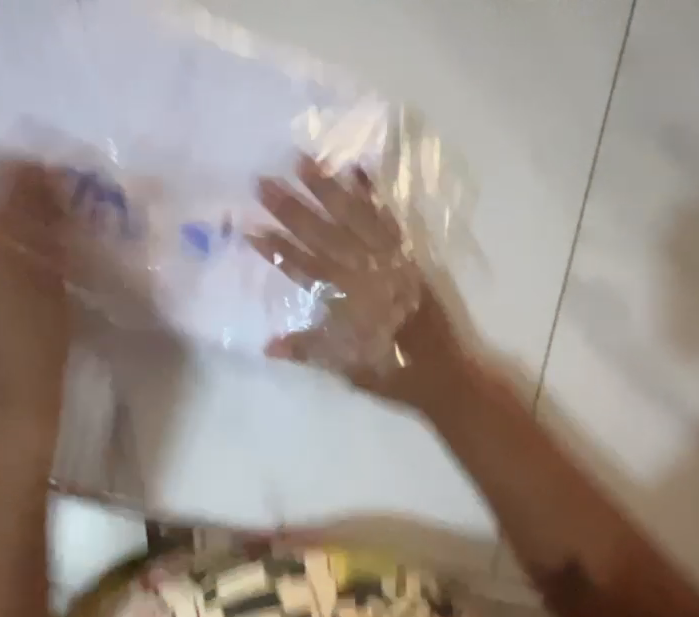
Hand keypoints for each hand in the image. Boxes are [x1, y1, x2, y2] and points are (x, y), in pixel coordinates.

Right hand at [249, 156, 463, 408]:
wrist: (448, 373)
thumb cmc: (394, 374)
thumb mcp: (347, 369)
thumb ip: (309, 350)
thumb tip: (268, 345)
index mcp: (345, 303)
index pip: (303, 270)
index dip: (277, 250)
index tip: (251, 229)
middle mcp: (364, 273)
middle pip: (322, 236)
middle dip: (291, 210)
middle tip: (263, 182)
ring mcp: (389, 259)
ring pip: (352, 217)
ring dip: (327, 189)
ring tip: (303, 161)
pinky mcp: (411, 252)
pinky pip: (388, 217)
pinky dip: (373, 193)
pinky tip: (356, 169)